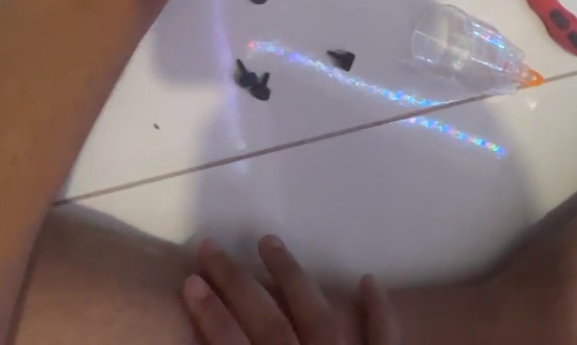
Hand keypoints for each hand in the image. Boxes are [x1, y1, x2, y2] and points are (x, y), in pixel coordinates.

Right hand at [183, 236, 401, 344]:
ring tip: (268, 241)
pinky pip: (385, 341)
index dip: (210, 315)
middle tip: (210, 246)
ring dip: (292, 277)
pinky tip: (369, 281)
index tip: (190, 279)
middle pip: (269, 323)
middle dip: (236, 283)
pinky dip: (380, 312)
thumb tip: (203, 339)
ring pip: (318, 318)